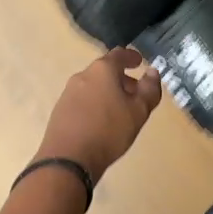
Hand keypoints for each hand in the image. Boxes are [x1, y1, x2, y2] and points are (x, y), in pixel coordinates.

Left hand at [35, 48, 163, 181]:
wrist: (68, 159)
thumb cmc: (108, 131)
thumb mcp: (138, 112)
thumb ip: (149, 90)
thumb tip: (152, 72)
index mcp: (102, 70)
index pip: (119, 54)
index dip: (131, 57)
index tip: (140, 62)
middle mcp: (83, 75)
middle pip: (105, 70)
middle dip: (121, 78)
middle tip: (135, 92)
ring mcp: (68, 92)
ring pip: (93, 85)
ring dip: (108, 92)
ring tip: (119, 110)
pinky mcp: (60, 110)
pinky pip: (83, 99)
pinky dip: (95, 103)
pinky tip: (101, 121)